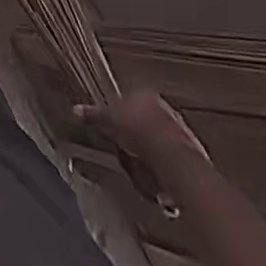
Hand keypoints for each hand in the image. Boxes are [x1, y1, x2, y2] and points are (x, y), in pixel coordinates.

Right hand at [74, 91, 209, 173]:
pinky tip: (150, 170)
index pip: (127, 99)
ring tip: (134, 161)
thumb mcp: (108, 121)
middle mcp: (165, 108)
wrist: (171, 158)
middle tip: (120, 144)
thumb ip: (93, 115)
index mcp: (145, 95)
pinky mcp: (189, 151)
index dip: (117, 113)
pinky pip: (167, 154)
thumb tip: (76, 110)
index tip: (109, 126)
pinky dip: (158, 161)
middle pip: (143, 118)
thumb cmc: (137, 131)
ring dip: (146, 147)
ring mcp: (179, 129)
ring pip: (155, 136)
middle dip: (132, 131)